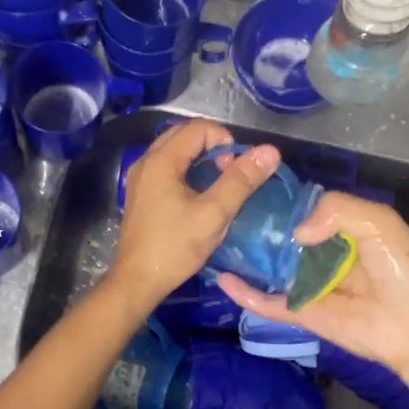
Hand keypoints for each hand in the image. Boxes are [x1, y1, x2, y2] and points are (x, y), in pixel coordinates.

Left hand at [109, 120, 280, 308]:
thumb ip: (241, 180)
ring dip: (200, 159)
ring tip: (218, 185)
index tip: (239, 166)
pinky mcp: (141, 194)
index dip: (225, 139)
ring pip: (175, 151)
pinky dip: (187, 171)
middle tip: (230, 173)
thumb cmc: (175, 247)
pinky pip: (167, 168)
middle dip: (213, 146)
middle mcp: (146, 162)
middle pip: (184, 135)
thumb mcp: (214, 214)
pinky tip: (200, 196)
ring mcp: (140, 178)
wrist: (138, 281)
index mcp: (161, 161)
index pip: (198, 128)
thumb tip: (270, 151)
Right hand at [217, 192, 408, 388]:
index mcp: (345, 228)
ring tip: (213, 239)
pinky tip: (223, 278)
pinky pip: (270, 301)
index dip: (279, 198)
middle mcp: (324, 254)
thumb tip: (296, 232)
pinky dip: (246, 293)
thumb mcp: (379, 222)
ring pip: (272, 267)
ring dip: (247, 256)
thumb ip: (336, 210)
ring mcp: (311, 284)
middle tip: (221, 209)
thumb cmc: (404, 269)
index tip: (247, 182)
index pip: (305, 208)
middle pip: (283, 237)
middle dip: (256, 225)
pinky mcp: (304, 314)